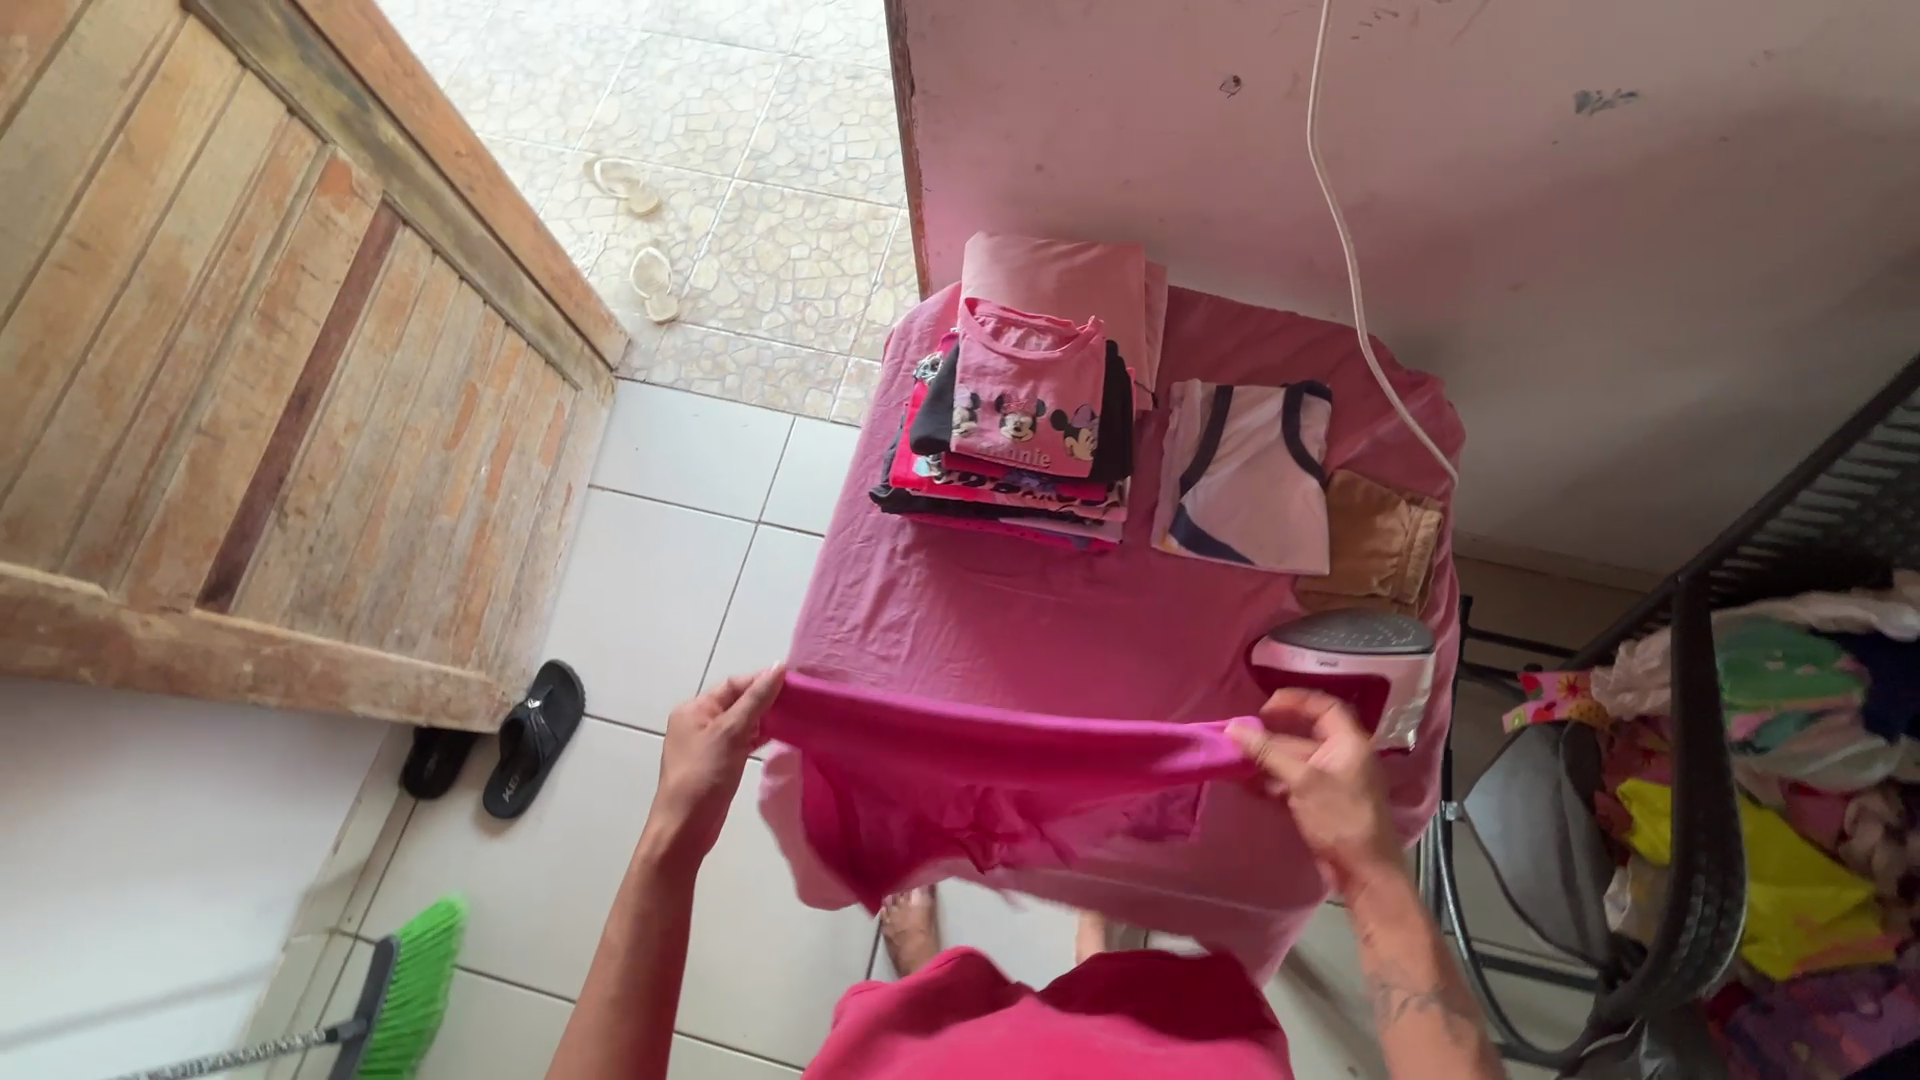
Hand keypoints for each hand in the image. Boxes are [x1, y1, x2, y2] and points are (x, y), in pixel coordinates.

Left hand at [641, 665, 784, 872]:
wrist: (685, 828)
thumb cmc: (704, 774)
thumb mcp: (731, 732)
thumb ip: (756, 699)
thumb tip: (778, 667)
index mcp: (694, 709)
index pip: (734, 684)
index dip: (763, 681)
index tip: (795, 682)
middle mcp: (699, 722)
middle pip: (739, 701)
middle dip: (767, 699)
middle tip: (800, 699)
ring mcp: (709, 743)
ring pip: (743, 721)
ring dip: (766, 718)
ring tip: (796, 715)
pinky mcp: (720, 762)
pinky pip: (744, 740)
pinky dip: (761, 736)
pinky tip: (782, 735)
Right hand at [1228, 688, 1404, 893]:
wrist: (1364, 873)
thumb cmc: (1340, 819)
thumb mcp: (1302, 781)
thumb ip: (1267, 752)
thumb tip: (1232, 727)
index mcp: (1349, 743)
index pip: (1324, 706)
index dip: (1295, 701)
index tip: (1264, 708)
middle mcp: (1342, 756)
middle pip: (1303, 734)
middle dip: (1271, 735)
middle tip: (1241, 735)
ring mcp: (1332, 780)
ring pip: (1294, 759)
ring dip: (1267, 759)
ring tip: (1237, 760)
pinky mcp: (1321, 801)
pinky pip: (1293, 780)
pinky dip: (1272, 779)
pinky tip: (1248, 784)